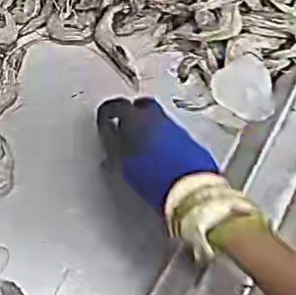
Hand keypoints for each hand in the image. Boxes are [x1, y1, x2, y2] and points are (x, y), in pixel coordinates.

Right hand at [96, 96, 218, 213]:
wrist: (190, 188)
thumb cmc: (152, 175)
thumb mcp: (121, 163)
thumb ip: (111, 146)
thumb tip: (108, 138)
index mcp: (134, 117)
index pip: (115, 106)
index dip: (106, 114)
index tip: (104, 122)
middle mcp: (156, 116)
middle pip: (141, 106)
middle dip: (131, 114)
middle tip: (124, 128)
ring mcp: (176, 128)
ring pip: (157, 119)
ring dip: (148, 127)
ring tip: (141, 146)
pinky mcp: (191, 142)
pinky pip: (172, 133)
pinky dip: (164, 139)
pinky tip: (160, 156)